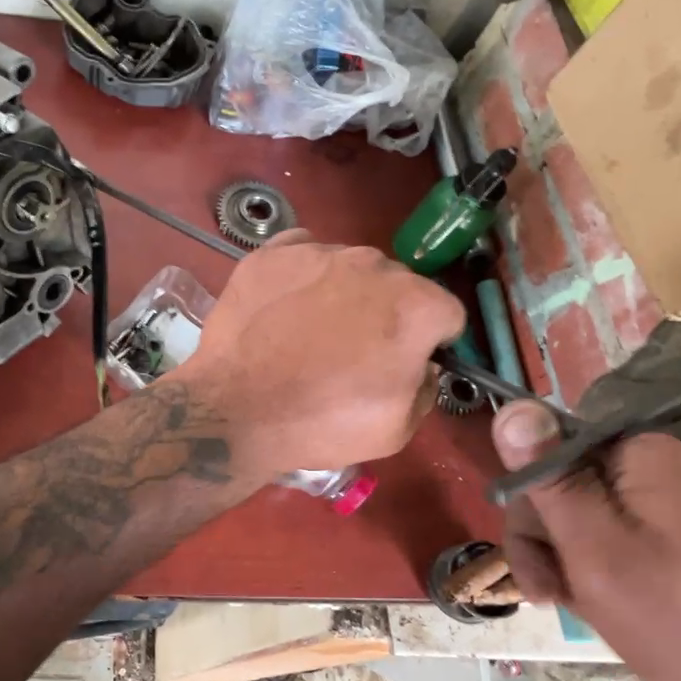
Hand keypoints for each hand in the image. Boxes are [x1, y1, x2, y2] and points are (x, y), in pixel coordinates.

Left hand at [168, 230, 463, 475]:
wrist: (234, 408)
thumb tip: (420, 364)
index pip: (445, 315)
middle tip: (351, 352)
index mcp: (416, 305)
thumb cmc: (321, 422)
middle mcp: (373, 265)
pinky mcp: (270, 254)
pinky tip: (285, 306)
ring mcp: (318, 253)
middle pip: (396, 286)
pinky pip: (301, 254)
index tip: (402, 364)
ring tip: (310, 332)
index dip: (429, 343)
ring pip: (348, 268)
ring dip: (342, 292)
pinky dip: (301, 275)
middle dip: (384, 314)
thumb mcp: (398, 427)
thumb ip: (425, 385)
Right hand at [490, 402, 680, 680]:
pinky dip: (630, 571)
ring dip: (589, 563)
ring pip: (609, 518)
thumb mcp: (596, 551)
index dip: (531, 520)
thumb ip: (549, 480)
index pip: (547, 460)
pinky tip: (640, 610)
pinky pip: (649, 538)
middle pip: (576, 489)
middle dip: (557, 546)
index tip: (541, 580)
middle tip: (560, 603)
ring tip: (604, 615)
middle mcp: (676, 461)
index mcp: (643, 452)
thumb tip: (511, 407)